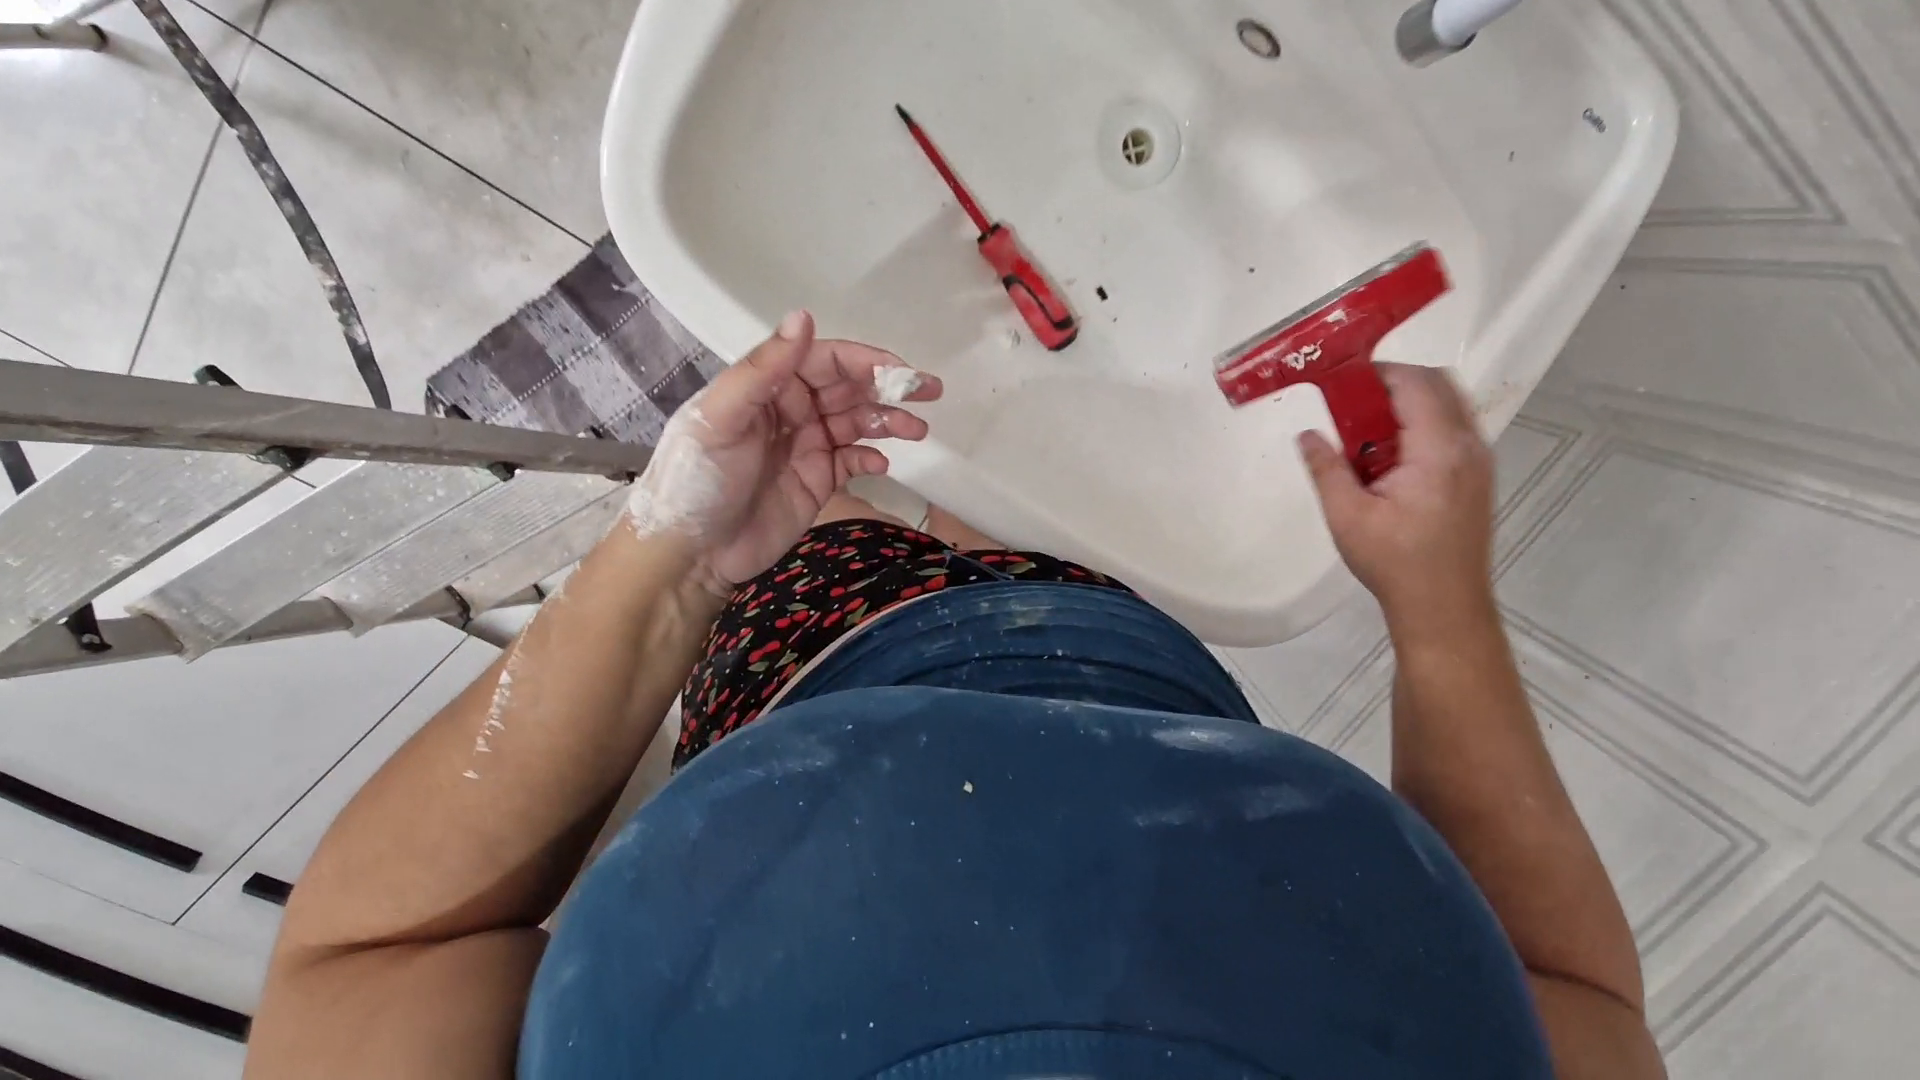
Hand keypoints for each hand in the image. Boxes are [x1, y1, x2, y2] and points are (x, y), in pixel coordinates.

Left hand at [623, 310, 940, 594]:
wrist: (691, 554)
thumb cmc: (698, 479)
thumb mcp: (722, 418)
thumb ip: (763, 368)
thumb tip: (803, 316)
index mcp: (767, 386)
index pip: (825, 361)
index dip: (865, 362)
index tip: (901, 372)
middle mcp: (791, 409)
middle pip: (848, 388)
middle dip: (889, 388)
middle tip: (930, 391)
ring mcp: (806, 446)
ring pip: (857, 422)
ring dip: (888, 422)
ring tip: (916, 431)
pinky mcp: (817, 482)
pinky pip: (853, 460)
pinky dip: (871, 458)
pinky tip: (882, 464)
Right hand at [1299, 363, 1495, 633]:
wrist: (1443, 606)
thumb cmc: (1394, 562)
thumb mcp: (1347, 517)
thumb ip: (1326, 469)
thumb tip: (1307, 435)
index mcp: (1438, 451)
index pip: (1414, 384)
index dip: (1377, 373)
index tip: (1341, 382)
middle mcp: (1468, 446)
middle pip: (1438, 385)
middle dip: (1393, 384)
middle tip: (1351, 405)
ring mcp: (1479, 461)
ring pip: (1448, 405)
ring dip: (1408, 405)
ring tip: (1367, 434)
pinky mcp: (1477, 476)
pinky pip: (1452, 429)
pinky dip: (1422, 426)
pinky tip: (1389, 459)